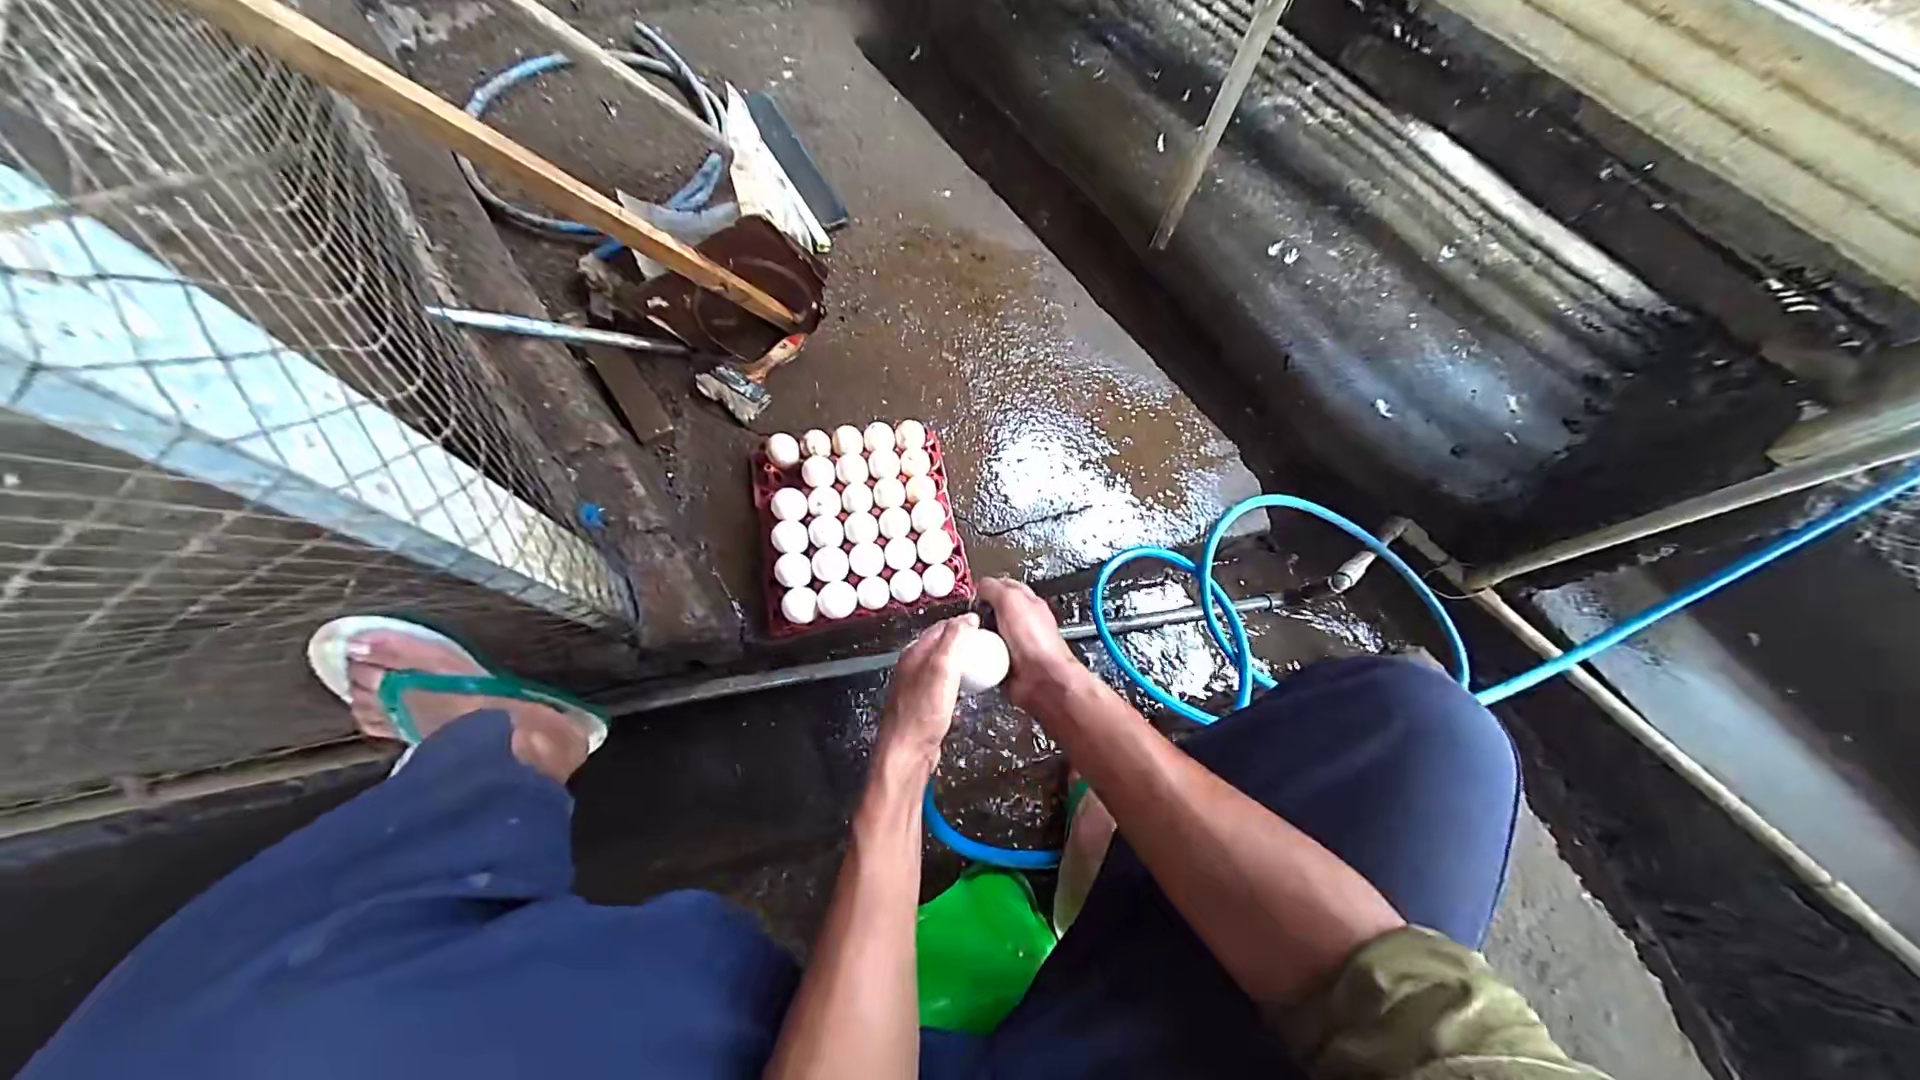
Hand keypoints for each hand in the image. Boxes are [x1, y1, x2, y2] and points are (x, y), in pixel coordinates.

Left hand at [876, 614, 976, 768]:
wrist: (907, 753)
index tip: (978, 625)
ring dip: (959, 665)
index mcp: (914, 654)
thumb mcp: (942, 668)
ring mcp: (916, 689)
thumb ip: (953, 640)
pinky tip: (963, 694)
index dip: (960, 623)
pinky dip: (956, 685)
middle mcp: (911, 669)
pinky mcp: (922, 707)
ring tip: (977, 667)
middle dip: (961, 643)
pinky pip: (942, 688)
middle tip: (980, 644)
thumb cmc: (920, 715)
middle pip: (940, 647)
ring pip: (941, 668)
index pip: (939, 628)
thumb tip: (965, 620)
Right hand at [978, 577, 1087, 714]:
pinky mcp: (1006, 664)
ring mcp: (1015, 645)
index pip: (1005, 586)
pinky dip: (979, 656)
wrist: (1042, 681)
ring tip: (972, 636)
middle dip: (979, 613)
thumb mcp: (1011, 600)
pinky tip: (977, 656)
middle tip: (970, 616)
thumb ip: (994, 588)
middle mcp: (1024, 624)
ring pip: (988, 635)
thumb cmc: (1037, 642)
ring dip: (978, 636)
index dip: (988, 587)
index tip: (973, 592)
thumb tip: (980, 586)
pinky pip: (985, 656)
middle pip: (993, 612)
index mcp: (1028, 603)